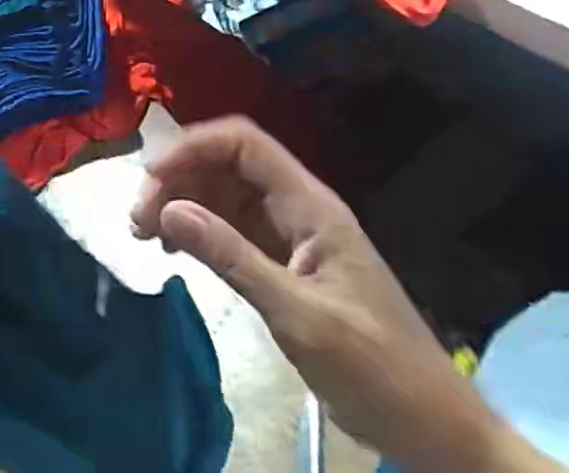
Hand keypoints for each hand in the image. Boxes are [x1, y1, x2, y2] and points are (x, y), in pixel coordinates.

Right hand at [132, 118, 558, 472]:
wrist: (429, 423)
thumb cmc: (374, 367)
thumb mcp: (299, 315)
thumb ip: (232, 258)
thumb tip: (169, 210)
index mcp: (309, 205)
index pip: (243, 144)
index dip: (194, 147)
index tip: (152, 180)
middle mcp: (294, 207)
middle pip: (225, 164)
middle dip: (178, 179)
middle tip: (139, 220)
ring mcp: (286, 233)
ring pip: (222, 194)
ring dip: (181, 204)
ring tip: (145, 234)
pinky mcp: (279, 260)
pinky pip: (228, 228)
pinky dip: (196, 231)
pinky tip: (172, 250)